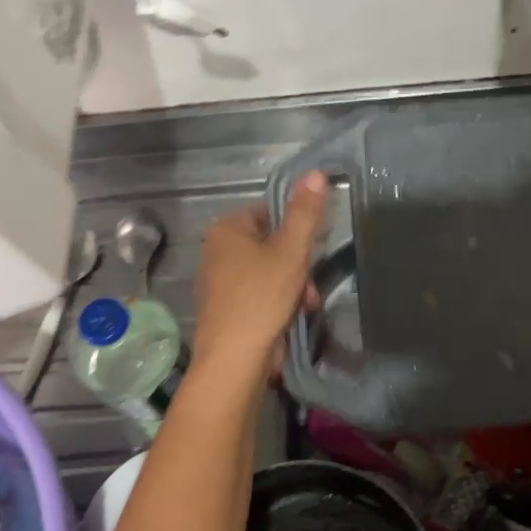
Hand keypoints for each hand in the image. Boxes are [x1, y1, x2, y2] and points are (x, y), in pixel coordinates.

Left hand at [193, 172, 327, 367]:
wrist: (233, 359)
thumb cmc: (261, 297)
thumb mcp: (290, 251)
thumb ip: (305, 212)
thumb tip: (315, 172)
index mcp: (226, 229)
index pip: (268, 212)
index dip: (294, 230)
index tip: (310, 251)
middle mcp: (215, 251)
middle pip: (270, 245)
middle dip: (296, 266)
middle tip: (309, 286)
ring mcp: (218, 282)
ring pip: (267, 273)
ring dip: (292, 287)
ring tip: (304, 307)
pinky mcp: (224, 310)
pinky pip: (258, 295)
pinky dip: (277, 304)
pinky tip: (289, 320)